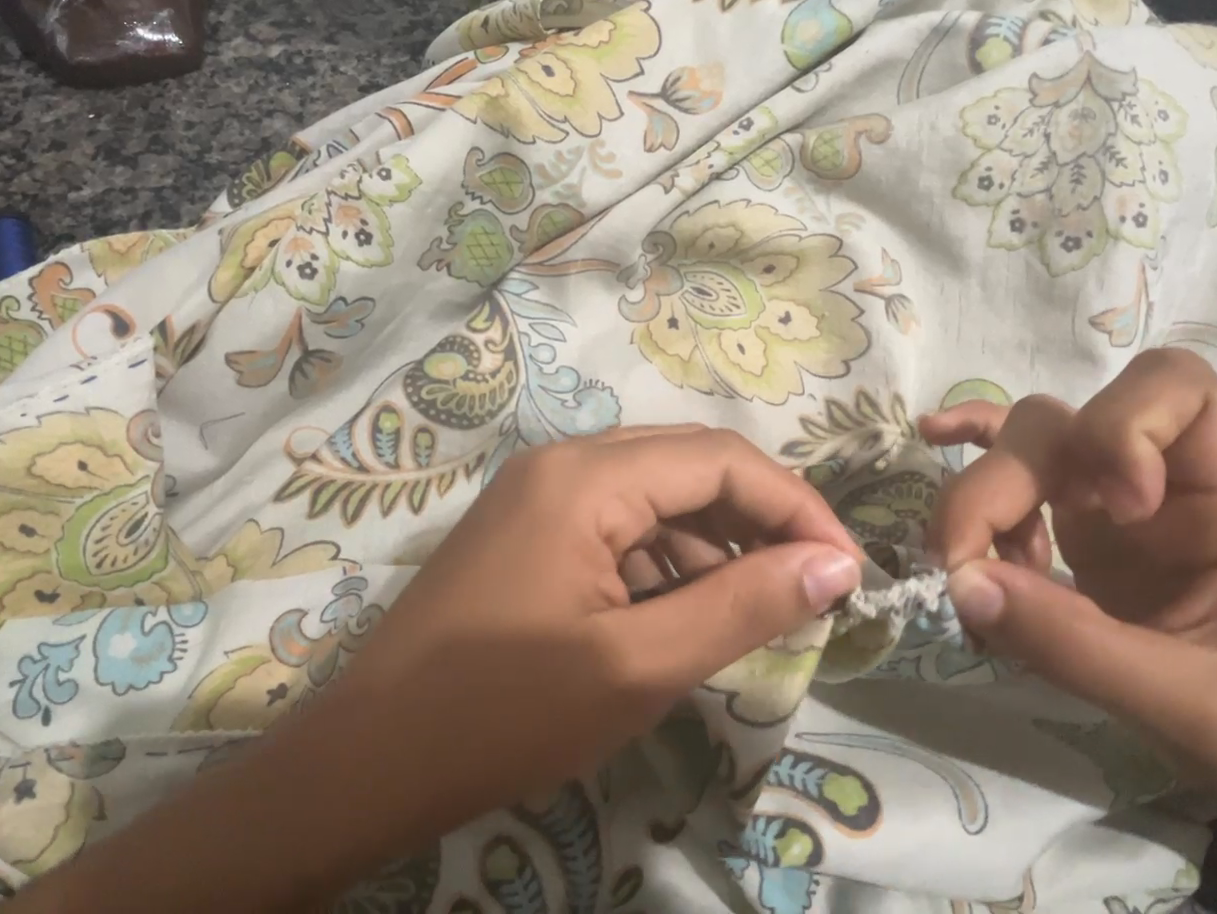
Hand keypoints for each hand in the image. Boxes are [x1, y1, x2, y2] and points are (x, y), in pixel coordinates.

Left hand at [0, 426, 862, 913]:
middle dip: (759, 519)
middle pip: (689, 465)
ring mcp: (537, 494)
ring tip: (756, 609)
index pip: (722, 460)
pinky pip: (616, 524)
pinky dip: (664, 559)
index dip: (797, 508)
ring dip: (713, 543)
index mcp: (589, 476)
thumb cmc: (505, 711)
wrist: (370, 756)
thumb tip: (834, 565)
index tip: (847, 572)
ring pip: (654, 496)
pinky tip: (685, 611)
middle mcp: (562, 462)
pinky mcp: (525, 531)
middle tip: (812, 587)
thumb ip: (743, 606)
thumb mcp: (639, 665)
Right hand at [919, 350, 1216, 821]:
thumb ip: (1075, 644)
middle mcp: (1167, 486)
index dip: (1121, 427)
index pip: (1175, 391)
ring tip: (959, 562)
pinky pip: (1020, 478)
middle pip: (1064, 427)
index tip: (1113, 513)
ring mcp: (1117, 510)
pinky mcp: (1081, 538)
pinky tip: (934, 441)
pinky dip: (976, 460)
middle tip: (960, 564)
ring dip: (981, 494)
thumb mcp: (1193, 706)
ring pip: (1030, 447)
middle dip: (1001, 486)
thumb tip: (959, 585)